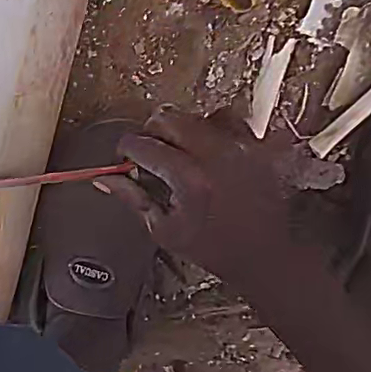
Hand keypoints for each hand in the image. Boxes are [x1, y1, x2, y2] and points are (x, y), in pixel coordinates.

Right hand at [97, 108, 330, 293]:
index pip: (141, 144)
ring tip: (182, 153)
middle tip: (150, 153)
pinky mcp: (258, 146)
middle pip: (167, 118)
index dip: (125, 149)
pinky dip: (214, 131)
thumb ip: (133, 198)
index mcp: (187, 177)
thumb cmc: (215, 248)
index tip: (125, 157)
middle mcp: (215, 154)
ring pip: (197, 116)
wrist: (265, 255)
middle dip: (151, 133)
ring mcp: (240, 146)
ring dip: (183, 130)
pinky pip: (229, 121)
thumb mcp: (164, 229)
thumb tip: (106, 180)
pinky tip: (210, 152)